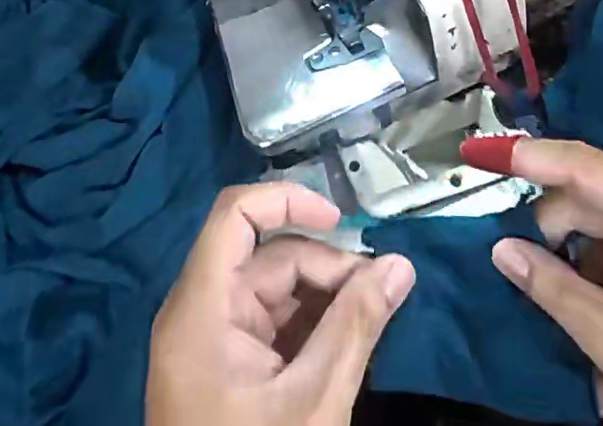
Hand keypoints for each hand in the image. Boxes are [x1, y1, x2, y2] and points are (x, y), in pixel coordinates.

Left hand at [147, 182, 415, 425]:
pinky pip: (273, 320)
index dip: (287, 200)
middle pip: (267, 256)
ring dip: (325, 296)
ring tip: (372, 316)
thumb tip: (401, 266)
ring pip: (275, 288)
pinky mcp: (227, 361)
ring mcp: (212, 336)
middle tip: (381, 293)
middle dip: (326, 267)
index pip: (236, 215)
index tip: (341, 222)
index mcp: (202, 307)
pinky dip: (311, 323)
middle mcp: (201, 309)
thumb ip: (357, 326)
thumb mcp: (315, 402)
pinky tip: (347, 338)